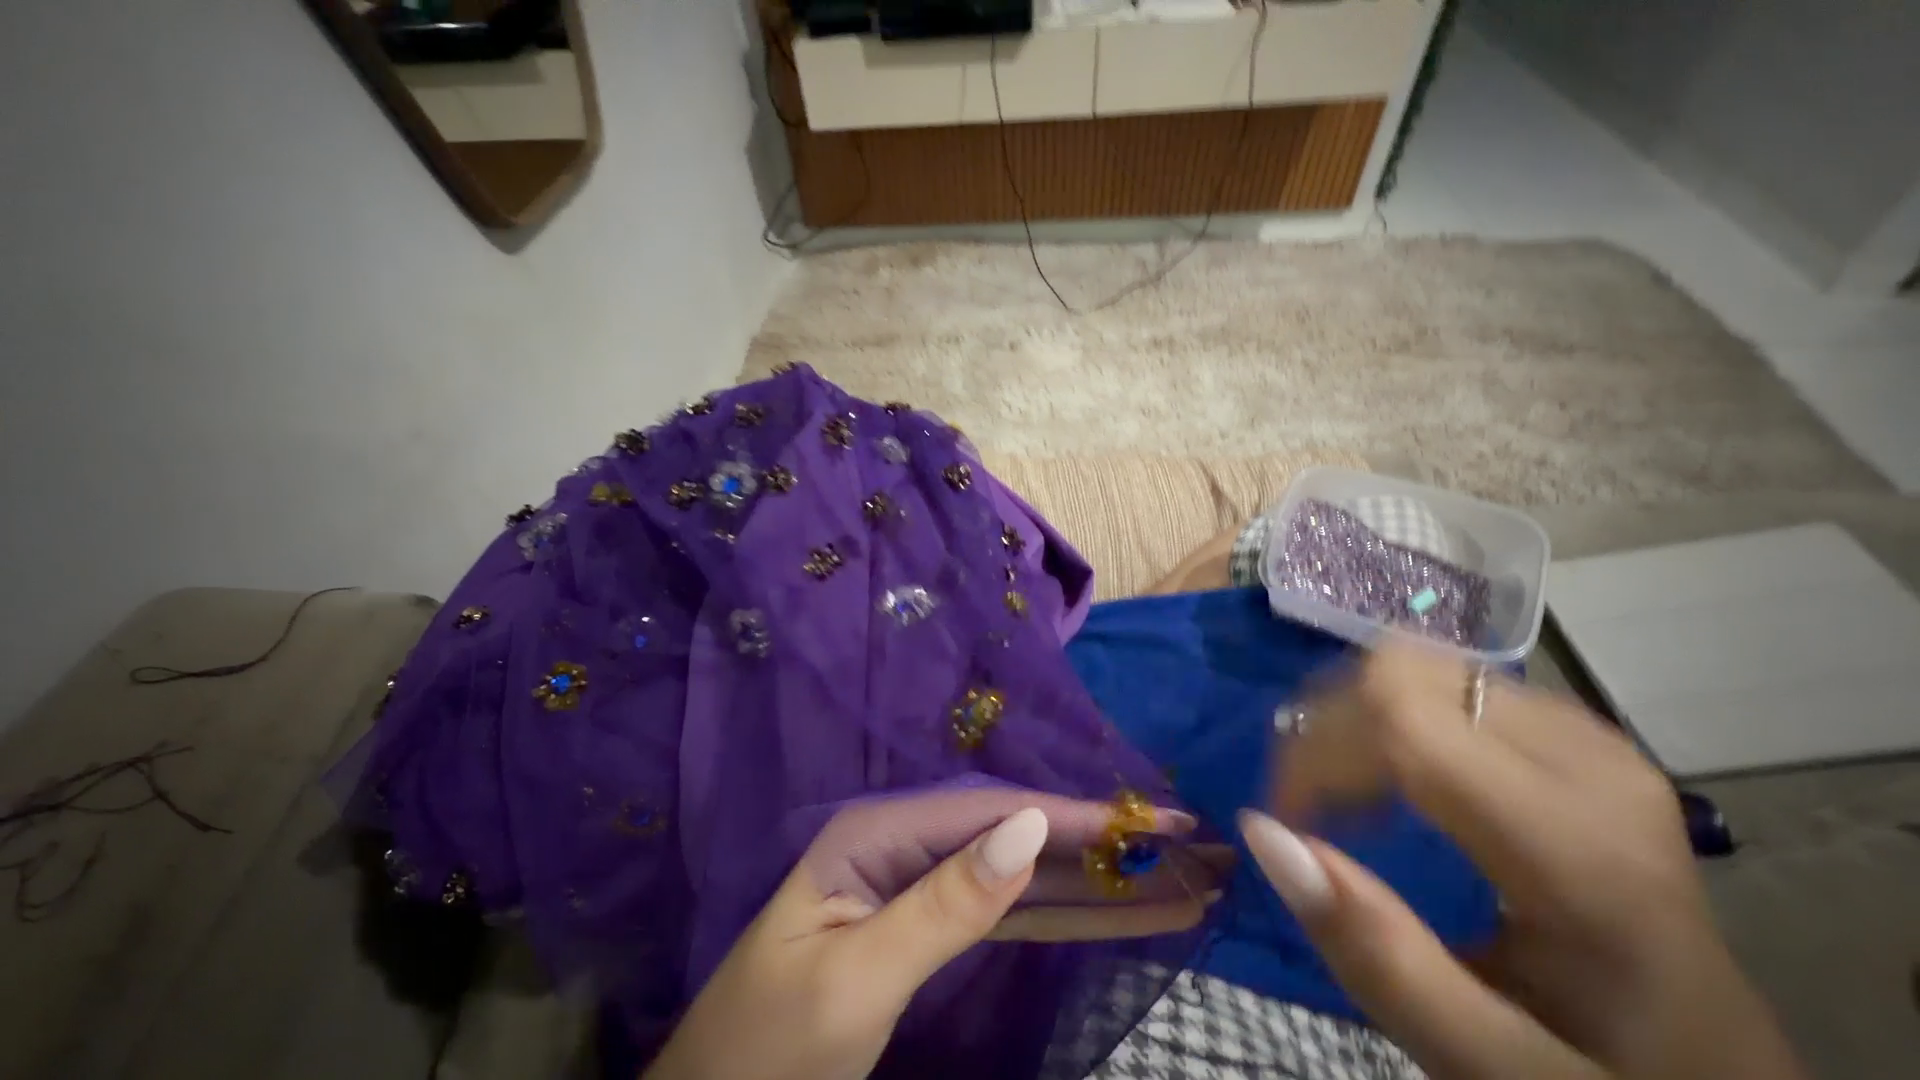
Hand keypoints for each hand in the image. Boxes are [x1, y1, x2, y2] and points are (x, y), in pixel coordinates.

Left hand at [646, 790, 1226, 1079]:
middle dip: (1102, 848)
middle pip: (1016, 839)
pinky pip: (1007, 918)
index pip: (992, 814)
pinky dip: (1065, 916)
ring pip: (1023, 879)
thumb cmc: (773, 1049)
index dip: (1078, 816)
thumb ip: (948, 903)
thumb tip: (1032, 827)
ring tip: (1178, 886)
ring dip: (1098, 884)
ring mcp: (918, 889)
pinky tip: (1118, 915)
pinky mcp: (929, 932)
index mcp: (875, 835)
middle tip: (1190, 852)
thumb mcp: (861, 976)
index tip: (1156, 823)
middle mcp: (902, 847)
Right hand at [1239, 645, 1805, 1079]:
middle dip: (1331, 727)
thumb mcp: (1489, 1063)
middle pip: (1410, 674)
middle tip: (1306, 810)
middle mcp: (1594, 764)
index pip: (1406, 718)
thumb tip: (1260, 830)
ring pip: (1428, 668)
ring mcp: (1597, 743)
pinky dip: (1398, 720)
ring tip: (1346, 804)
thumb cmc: (1595, 1071)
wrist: (1713, 1070)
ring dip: (1360, 722)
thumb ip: (1379, 958)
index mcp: (1581, 847)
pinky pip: (1459, 687)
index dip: (1317, 748)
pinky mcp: (1586, 741)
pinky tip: (1398, 786)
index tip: (1285, 820)